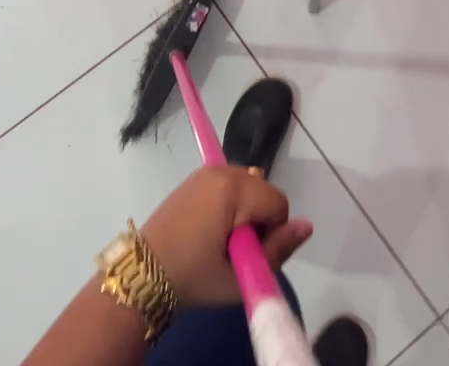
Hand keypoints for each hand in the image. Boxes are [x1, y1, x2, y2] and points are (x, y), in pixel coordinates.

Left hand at [141, 166, 313, 306]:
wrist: (142, 273)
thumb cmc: (192, 276)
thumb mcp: (238, 276)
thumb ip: (277, 251)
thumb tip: (307, 226)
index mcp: (233, 189)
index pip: (278, 203)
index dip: (272, 233)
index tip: (248, 254)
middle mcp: (221, 171)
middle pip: (264, 191)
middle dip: (260, 220)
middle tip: (235, 250)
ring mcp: (205, 172)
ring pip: (249, 187)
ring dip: (246, 212)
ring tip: (223, 241)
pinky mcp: (195, 179)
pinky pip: (230, 185)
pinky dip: (231, 204)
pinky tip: (211, 230)